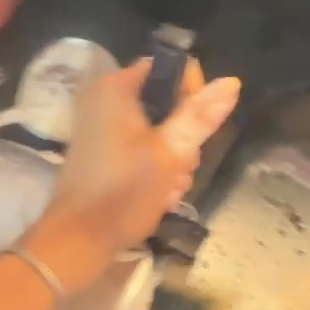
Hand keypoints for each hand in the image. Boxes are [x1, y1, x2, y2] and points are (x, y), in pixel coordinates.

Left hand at [24, 59, 239, 288]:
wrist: (78, 240)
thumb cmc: (122, 193)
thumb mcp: (169, 154)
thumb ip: (200, 116)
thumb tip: (232, 81)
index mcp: (117, 88)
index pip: (171, 70)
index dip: (193, 96)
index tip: (197, 130)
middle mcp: (106, 100)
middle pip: (168, 104)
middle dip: (184, 138)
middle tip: (181, 169)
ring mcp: (103, 128)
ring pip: (160, 132)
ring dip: (174, 161)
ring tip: (170, 188)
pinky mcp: (104, 154)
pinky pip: (143, 150)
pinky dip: (157, 170)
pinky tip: (160, 195)